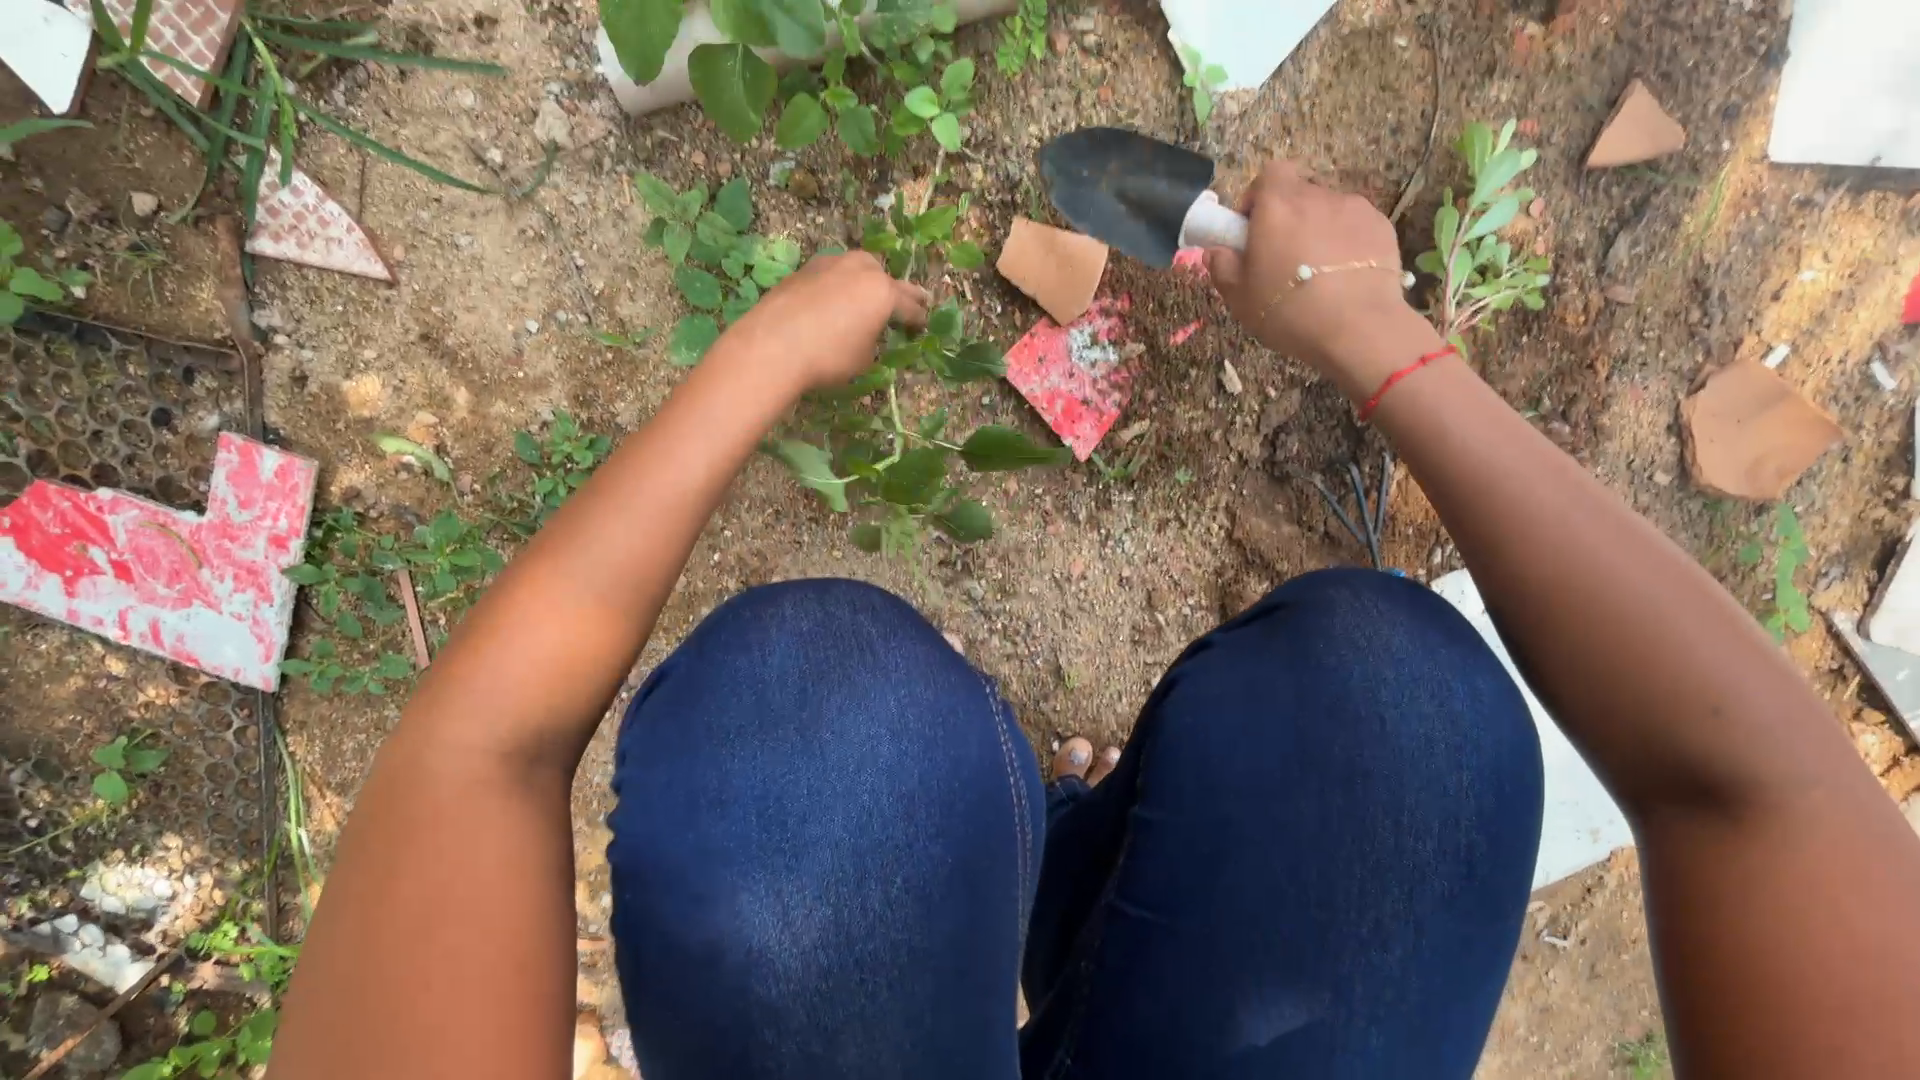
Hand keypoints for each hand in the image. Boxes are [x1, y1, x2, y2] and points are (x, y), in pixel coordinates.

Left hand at [722, 251, 930, 391]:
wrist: (771, 345)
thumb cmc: (827, 357)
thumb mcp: (863, 359)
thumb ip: (874, 341)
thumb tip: (868, 334)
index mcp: (883, 292)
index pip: (910, 308)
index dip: (918, 320)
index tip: (923, 327)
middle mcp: (861, 269)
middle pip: (888, 279)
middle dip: (902, 293)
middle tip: (915, 300)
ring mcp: (832, 264)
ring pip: (860, 268)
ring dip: (870, 280)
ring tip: (872, 293)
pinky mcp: (806, 269)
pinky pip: (834, 274)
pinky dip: (842, 284)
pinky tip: (837, 297)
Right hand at [1205, 162, 1441, 402]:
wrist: (1357, 328)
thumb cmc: (1287, 310)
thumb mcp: (1239, 297)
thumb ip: (1222, 266)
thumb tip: (1216, 251)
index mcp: (1278, 206)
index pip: (1269, 174)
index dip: (1258, 196)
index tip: (1253, 228)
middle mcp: (1317, 197)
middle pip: (1299, 194)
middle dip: (1288, 218)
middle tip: (1281, 258)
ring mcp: (1354, 209)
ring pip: (1328, 212)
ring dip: (1318, 231)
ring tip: (1317, 272)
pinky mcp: (1382, 227)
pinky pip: (1355, 228)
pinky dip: (1346, 244)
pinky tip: (1344, 277)